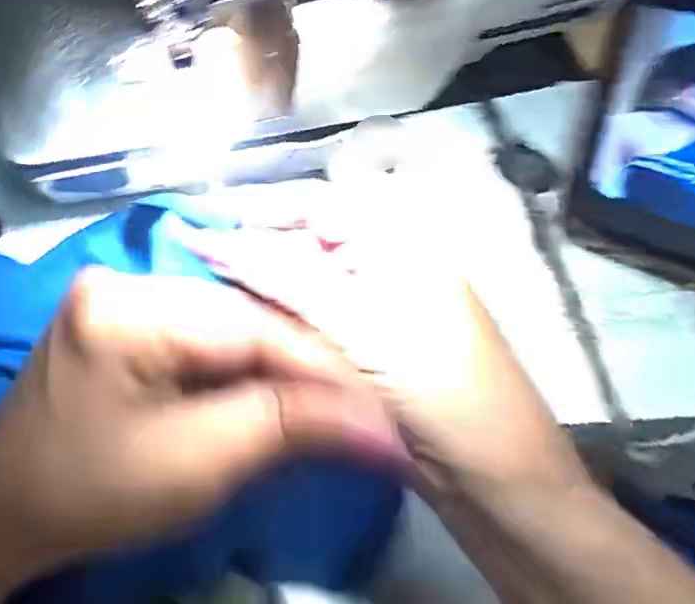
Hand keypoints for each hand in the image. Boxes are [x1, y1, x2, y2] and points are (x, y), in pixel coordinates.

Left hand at [0, 267, 405, 580]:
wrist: (8, 500)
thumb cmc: (94, 490)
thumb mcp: (196, 463)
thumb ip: (283, 424)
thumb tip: (376, 422)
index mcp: (123, 307)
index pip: (244, 323)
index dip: (320, 366)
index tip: (384, 413)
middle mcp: (114, 278)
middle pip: (229, 311)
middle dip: (298, 360)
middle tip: (364, 411)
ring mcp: (107, 290)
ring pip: (212, 314)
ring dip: (269, 357)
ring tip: (328, 402)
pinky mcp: (109, 310)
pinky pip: (185, 322)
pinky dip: (228, 354)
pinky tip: (265, 383)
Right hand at [190, 179, 588, 501]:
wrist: (504, 491)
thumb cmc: (438, 389)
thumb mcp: (352, 323)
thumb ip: (274, 275)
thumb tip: (203, 239)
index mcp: (392, 239)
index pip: (305, 203)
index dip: (249, 209)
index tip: (196, 223)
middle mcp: (378, 259)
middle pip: (294, 237)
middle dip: (245, 246)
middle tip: (190, 259)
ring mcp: (368, 300)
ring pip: (293, 275)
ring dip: (252, 280)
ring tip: (202, 286)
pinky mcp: (357, 338)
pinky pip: (301, 309)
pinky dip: (269, 311)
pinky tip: (235, 317)